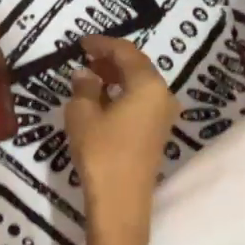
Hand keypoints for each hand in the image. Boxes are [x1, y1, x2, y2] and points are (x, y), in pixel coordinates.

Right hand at [65, 36, 177, 244]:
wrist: (120, 201)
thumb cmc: (101, 151)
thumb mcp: (82, 114)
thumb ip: (84, 87)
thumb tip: (85, 74)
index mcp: (148, 84)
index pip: (126, 52)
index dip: (103, 44)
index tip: (81, 43)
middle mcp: (162, 96)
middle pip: (137, 67)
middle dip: (111, 60)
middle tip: (85, 58)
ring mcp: (163, 116)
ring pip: (139, 85)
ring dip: (116, 77)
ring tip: (90, 77)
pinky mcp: (156, 133)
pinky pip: (140, 102)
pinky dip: (122, 94)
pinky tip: (102, 99)